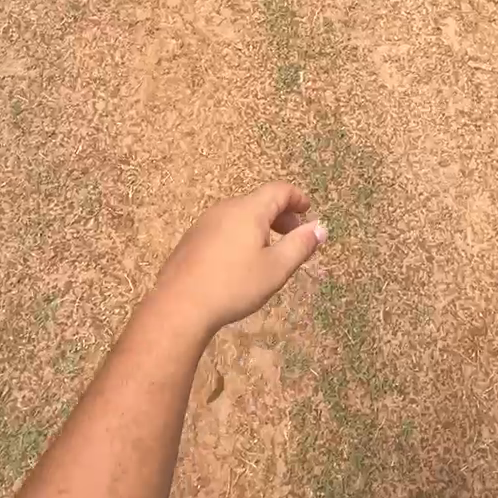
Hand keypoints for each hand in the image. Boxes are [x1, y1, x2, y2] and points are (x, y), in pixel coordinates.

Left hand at [146, 182, 326, 337]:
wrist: (177, 308)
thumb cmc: (233, 285)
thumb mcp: (276, 269)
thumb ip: (301, 245)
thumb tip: (320, 227)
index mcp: (249, 210)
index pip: (279, 190)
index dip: (297, 198)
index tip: (308, 211)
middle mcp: (226, 209)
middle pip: (260, 201)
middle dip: (281, 215)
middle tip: (294, 236)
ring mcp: (205, 223)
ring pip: (241, 215)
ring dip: (261, 226)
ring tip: (269, 251)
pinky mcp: (191, 240)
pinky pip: (224, 228)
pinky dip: (241, 234)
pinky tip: (240, 262)